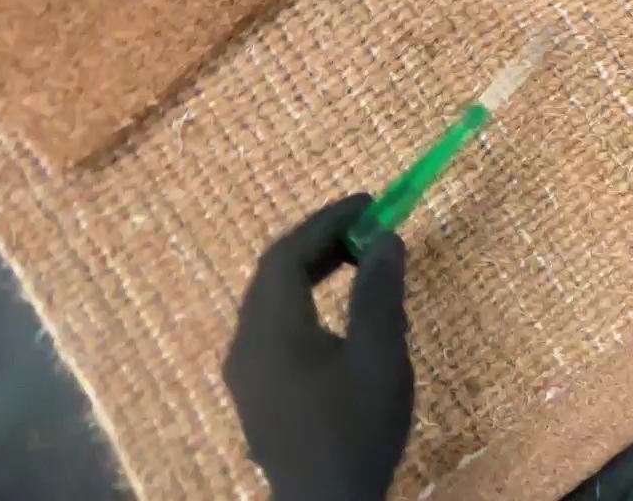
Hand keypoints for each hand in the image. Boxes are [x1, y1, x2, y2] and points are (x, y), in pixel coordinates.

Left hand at [223, 195, 413, 500]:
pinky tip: (339, 300)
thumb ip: (379, 293)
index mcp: (270, 335)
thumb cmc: (356, 428)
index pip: (286, 256)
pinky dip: (307, 292)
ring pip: (272, 296)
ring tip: (360, 252)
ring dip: (314, 264)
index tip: (369, 203)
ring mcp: (247, 369)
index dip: (325, 221)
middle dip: (320, 239)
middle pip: (273, 272)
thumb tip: (386, 237)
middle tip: (368, 222)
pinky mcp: (258, 387)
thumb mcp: (379, 356)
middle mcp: (246, 346)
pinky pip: (276, 318)